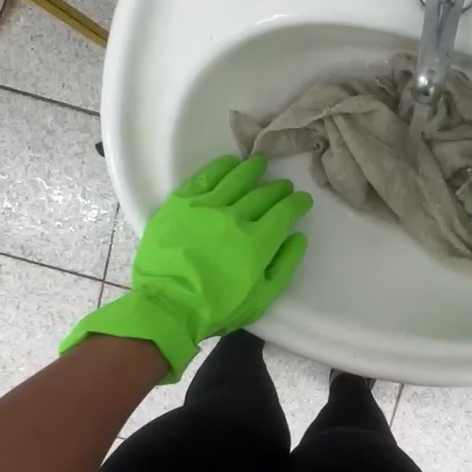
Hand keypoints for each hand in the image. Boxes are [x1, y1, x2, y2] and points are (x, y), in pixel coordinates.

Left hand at [61, 155, 312, 379]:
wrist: (168, 306)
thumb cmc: (217, 308)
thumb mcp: (262, 298)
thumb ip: (284, 265)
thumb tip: (298, 237)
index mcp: (257, 241)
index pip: (284, 212)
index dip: (297, 203)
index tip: (302, 200)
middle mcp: (235, 216)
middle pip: (262, 194)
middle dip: (278, 189)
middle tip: (284, 186)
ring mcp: (205, 207)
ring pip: (234, 179)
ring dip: (251, 170)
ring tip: (259, 165)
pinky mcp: (180, 204)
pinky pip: (204, 178)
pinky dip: (219, 168)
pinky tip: (228, 164)